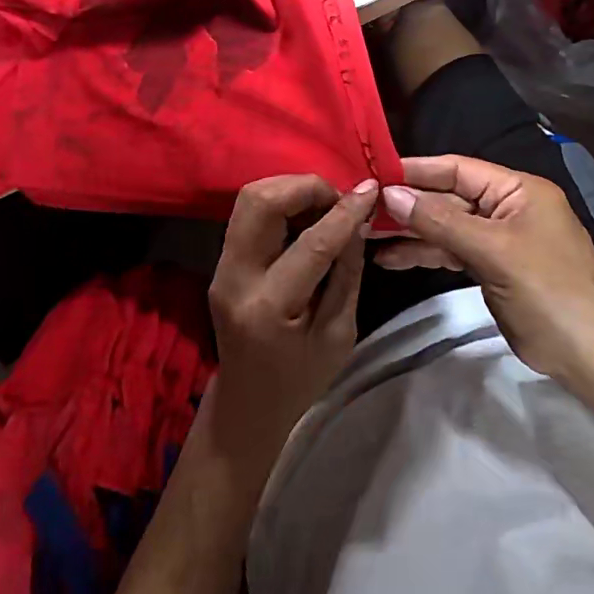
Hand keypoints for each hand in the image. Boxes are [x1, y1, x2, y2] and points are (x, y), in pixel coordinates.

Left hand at [209, 174, 378, 449]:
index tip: (372, 190)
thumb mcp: (339, 335)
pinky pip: (250, 214)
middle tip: (339, 199)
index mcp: (268, 307)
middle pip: (260, 202)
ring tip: (325, 207)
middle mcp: (235, 279)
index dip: (345, 212)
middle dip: (306, 187)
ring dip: (293, 192)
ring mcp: (222, 268)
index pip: (311, 244)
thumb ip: (348, 274)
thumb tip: (358, 222)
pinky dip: (283, 204)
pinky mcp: (222, 261)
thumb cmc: (300, 379)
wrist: (247, 405)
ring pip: (250, 199)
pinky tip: (307, 218)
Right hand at [377, 155, 593, 384]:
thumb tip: (391, 194)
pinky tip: (394, 258)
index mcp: (518, 190)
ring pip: (449, 227)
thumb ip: (441, 221)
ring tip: (368, 236)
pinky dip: (427, 254)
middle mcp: (509, 208)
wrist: (589, 353)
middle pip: (451, 198)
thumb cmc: (547, 290)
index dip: (418, 171)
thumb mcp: (493, 251)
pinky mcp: (494, 268)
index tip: (376, 174)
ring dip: (413, 232)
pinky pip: (454, 252)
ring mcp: (501, 239)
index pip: (459, 169)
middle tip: (363, 210)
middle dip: (410, 205)